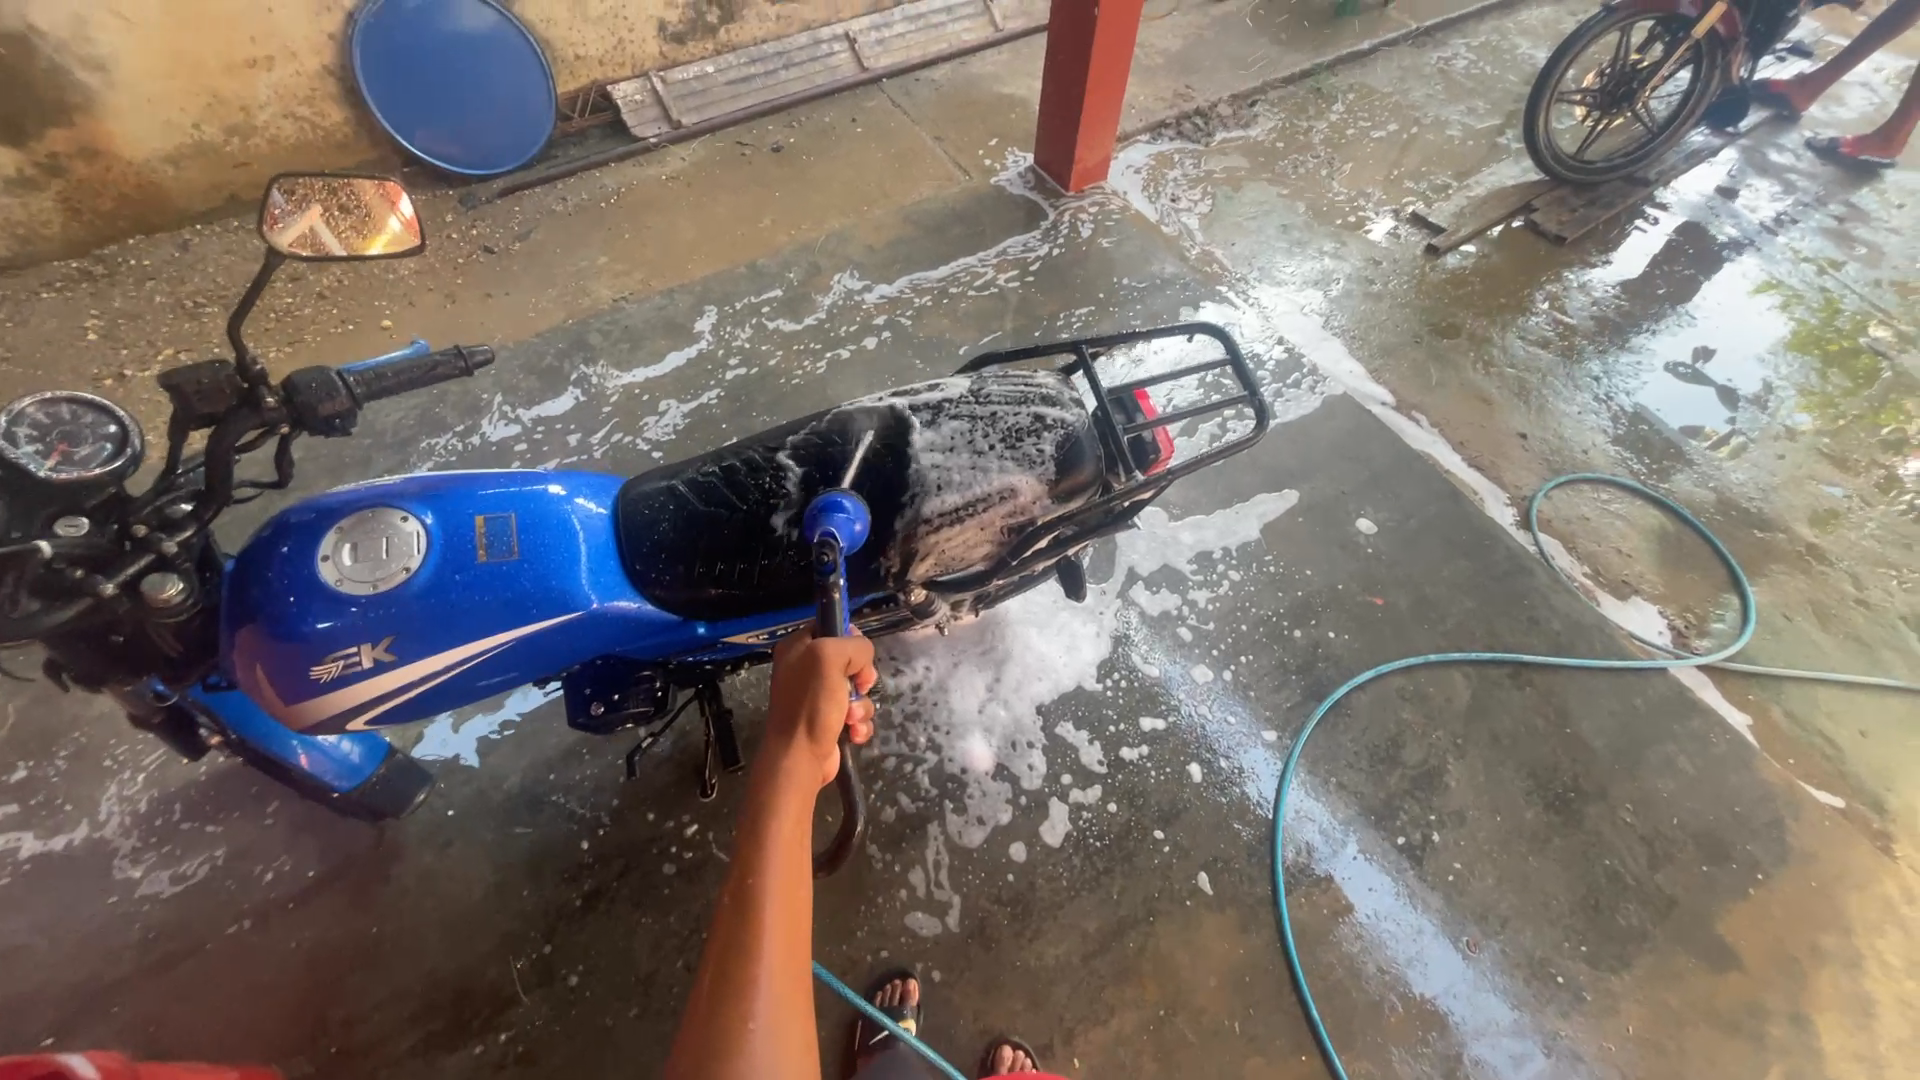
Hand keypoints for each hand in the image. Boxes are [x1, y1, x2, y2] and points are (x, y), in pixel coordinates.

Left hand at [764, 628, 877, 789]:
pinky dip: (859, 722)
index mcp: (797, 647)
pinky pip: (856, 713)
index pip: (831, 626)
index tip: (857, 653)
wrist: (799, 757)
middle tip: (860, 686)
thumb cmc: (811, 703)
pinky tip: (854, 733)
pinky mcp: (829, 720)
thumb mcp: (831, 656)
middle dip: (861, 675)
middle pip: (850, 659)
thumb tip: (862, 660)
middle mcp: (805, 669)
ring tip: (851, 718)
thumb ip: (854, 645)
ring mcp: (817, 696)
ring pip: (857, 688)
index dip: (849, 638)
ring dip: (862, 704)